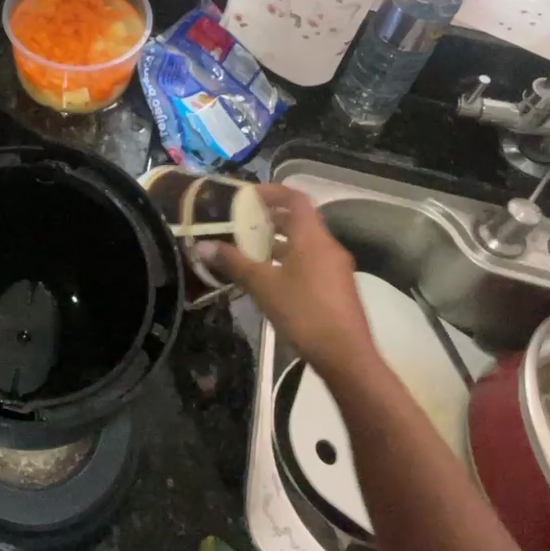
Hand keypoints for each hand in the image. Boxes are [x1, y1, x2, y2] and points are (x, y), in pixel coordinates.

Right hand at [197, 183, 376, 380]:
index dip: (272, 192)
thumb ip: (233, 263)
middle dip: (270, 219)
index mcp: (313, 238)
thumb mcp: (263, 286)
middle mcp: (328, 247)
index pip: (295, 198)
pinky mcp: (337, 289)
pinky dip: (290, 260)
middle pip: (300, 220)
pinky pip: (311, 262)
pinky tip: (270, 279)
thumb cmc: (305, 313)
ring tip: (250, 251)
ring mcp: (336, 269)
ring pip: (305, 244)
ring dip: (279, 242)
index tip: (248, 196)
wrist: (348, 359)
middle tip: (242, 224)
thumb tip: (201, 246)